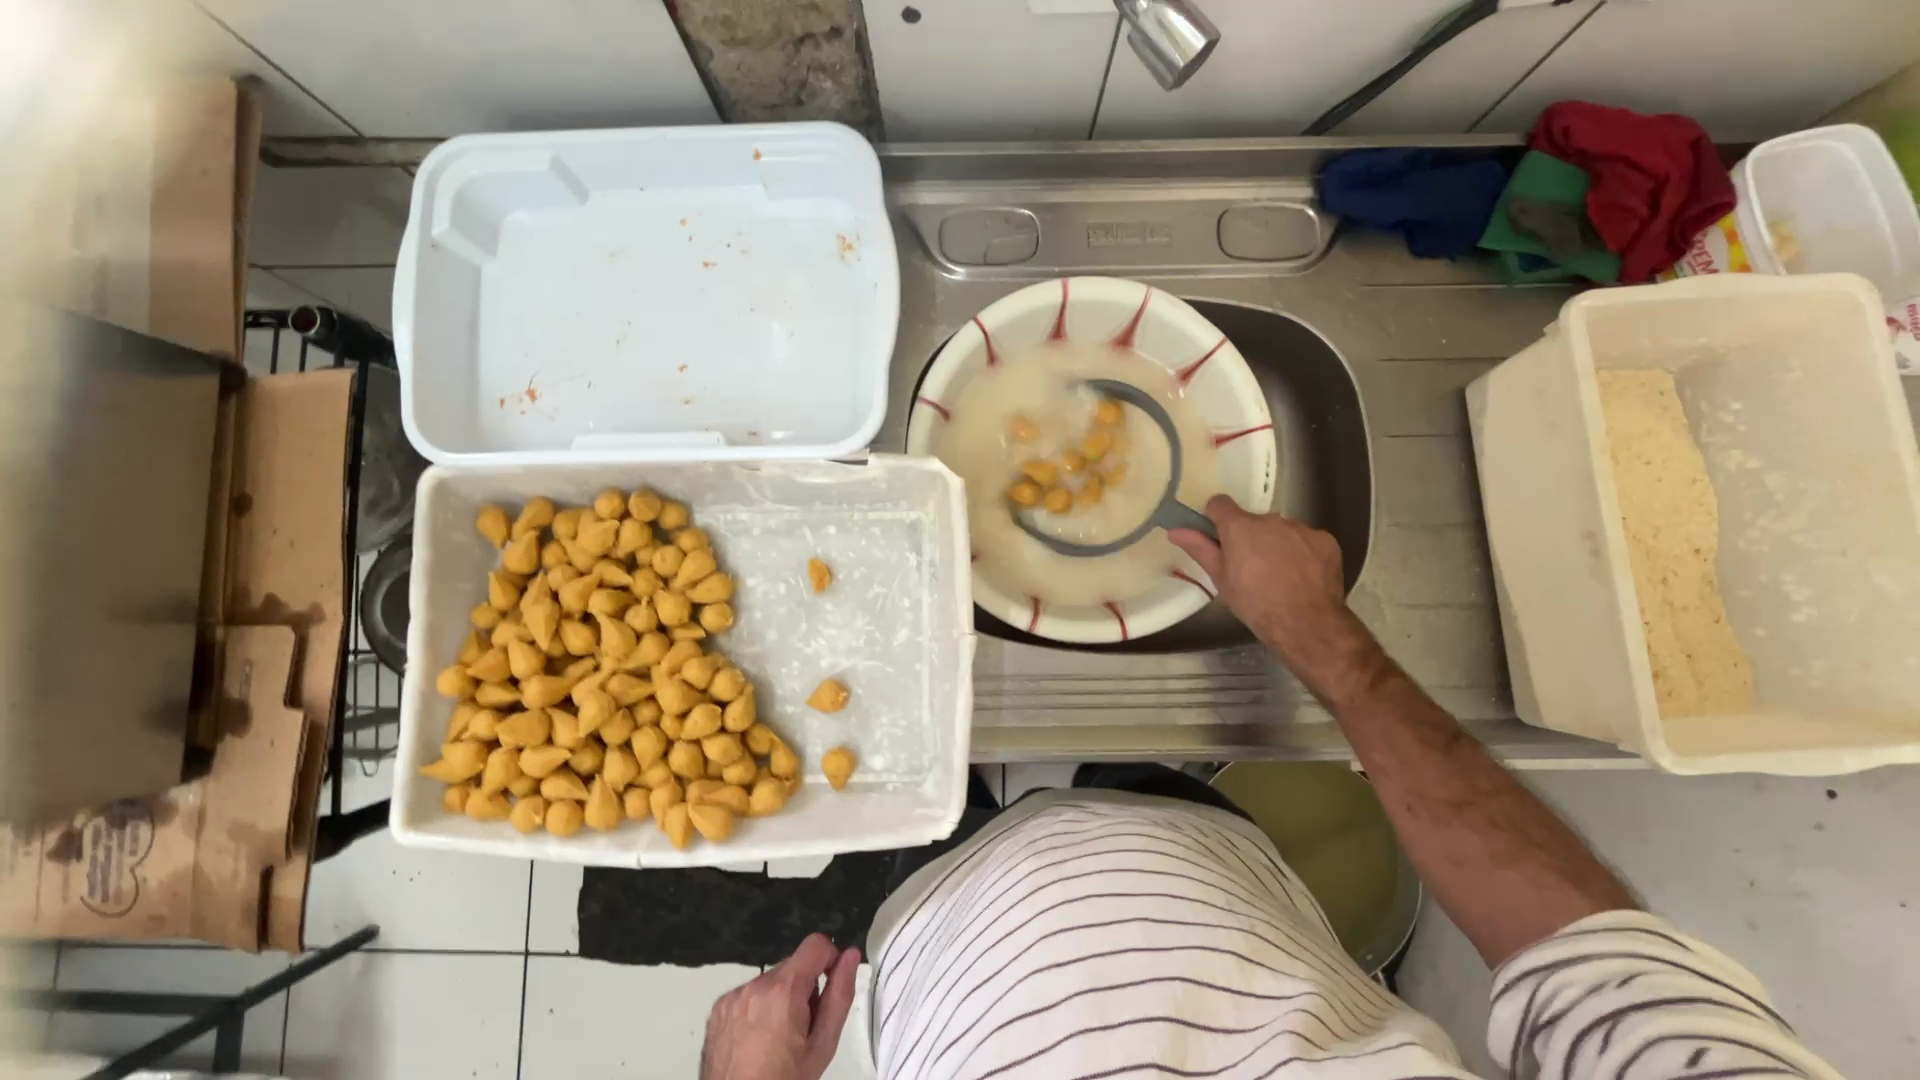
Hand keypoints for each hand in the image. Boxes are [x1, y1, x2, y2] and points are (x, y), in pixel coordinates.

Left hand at [701, 933, 861, 1079]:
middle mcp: (755, 984)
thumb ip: (840, 996)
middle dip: (804, 987)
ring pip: (770, 981)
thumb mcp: (822, 1046)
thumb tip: (850, 955)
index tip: (830, 988)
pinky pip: (748, 994)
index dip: (830, 960)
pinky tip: (757, 1041)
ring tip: (779, 1039)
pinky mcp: (717, 1009)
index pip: (816, 944)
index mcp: (784, 990)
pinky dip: (758, 1009)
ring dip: (780, 998)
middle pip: (793, 966)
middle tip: (804, 1028)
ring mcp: (732, 996)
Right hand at [1168, 496, 1388, 706]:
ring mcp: (1301, 528)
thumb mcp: (1220, 579)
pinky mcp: (1325, 540)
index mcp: (1240, 527)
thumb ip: (1199, 549)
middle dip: (1250, 538)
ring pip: (1281, 530)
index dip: (1216, 518)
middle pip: (1253, 521)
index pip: (1220, 504)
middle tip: (1249, 568)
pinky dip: (1301, 552)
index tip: (1218, 538)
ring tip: (1279, 576)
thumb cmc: (1255, 604)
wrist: (1307, 623)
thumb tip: (1175, 530)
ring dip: (1276, 544)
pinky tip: (1301, 576)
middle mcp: (1271, 519)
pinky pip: (1306, 540)